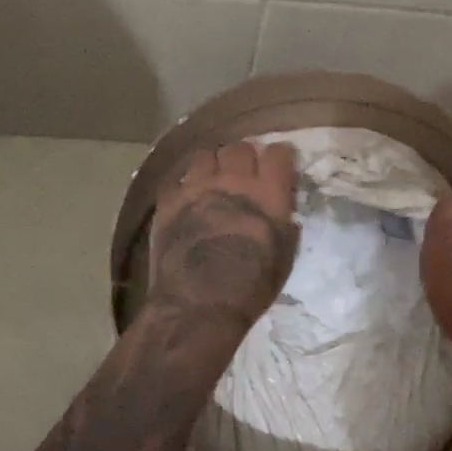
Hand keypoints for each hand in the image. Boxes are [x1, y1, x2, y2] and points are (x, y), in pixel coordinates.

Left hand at [148, 141, 298, 324]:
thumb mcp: (284, 257)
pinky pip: (176, 178)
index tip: (278, 171)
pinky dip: (183, 186)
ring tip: (211, 184)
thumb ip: (283, 224)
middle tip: (243, 178)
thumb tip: (281, 212)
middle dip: (244, 159)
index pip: (279, 153)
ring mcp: (197, 186)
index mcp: (268, 193)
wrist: (198, 303)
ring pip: (205, 155)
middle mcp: (233, 180)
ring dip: (212, 166)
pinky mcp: (167, 199)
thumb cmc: (251, 287)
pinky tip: (185, 201)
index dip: (279, 160)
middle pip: (240, 148)